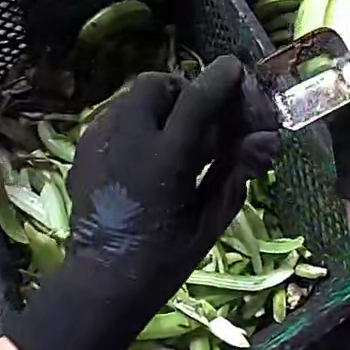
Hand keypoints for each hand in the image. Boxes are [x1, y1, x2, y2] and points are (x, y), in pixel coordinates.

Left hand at [9, 55, 280, 349]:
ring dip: (159, 105)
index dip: (220, 78)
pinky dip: (136, 122)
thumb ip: (237, 170)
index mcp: (165, 159)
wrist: (102, 280)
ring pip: (131, 97)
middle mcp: (127, 140)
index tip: (235, 69)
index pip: (197, 99)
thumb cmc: (166, 258)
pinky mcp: (83, 149)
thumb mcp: (212, 219)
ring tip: (173, 137)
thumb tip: (266, 137)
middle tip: (199, 119)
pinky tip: (145, 154)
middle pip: (155, 83)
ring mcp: (99, 141)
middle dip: (182, 90)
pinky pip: (114, 117)